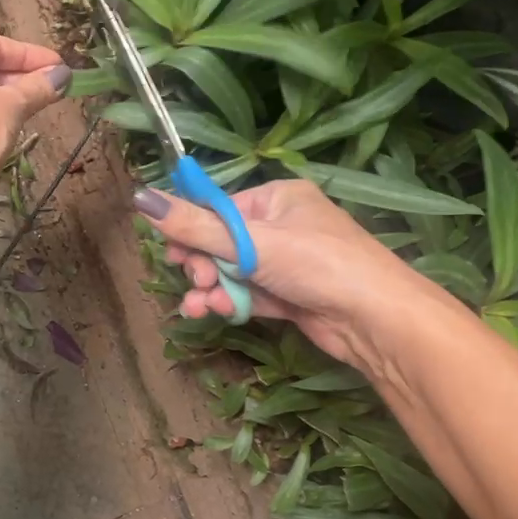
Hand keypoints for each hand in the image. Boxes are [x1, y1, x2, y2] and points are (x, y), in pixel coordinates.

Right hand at [134, 180, 464, 374]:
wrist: (377, 321)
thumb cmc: (317, 265)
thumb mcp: (250, 242)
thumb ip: (193, 225)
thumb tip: (140, 197)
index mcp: (276, 198)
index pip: (217, 209)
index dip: (190, 231)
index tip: (172, 254)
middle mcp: (281, 225)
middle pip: (219, 242)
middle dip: (202, 265)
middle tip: (198, 280)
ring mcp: (286, 262)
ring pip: (230, 272)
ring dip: (210, 289)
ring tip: (201, 306)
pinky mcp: (288, 295)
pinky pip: (246, 293)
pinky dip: (229, 302)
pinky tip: (215, 312)